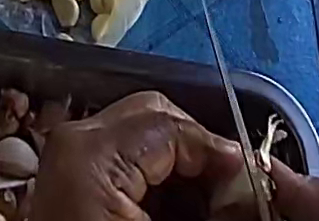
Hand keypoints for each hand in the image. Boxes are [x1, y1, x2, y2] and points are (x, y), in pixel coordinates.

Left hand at [28, 91, 241, 220]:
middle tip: (228, 181)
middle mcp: (75, 139)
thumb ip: (212, 204)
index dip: (215, 149)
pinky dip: (154, 170)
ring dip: (177, 156)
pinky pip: (122, 151)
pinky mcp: (68, 171)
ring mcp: (68, 153)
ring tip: (208, 193)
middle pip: (154, 115)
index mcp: (92, 153)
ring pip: (140, 129)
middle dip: (196, 145)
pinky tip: (179, 200)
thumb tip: (251, 181)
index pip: (170, 125)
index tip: (247, 173)